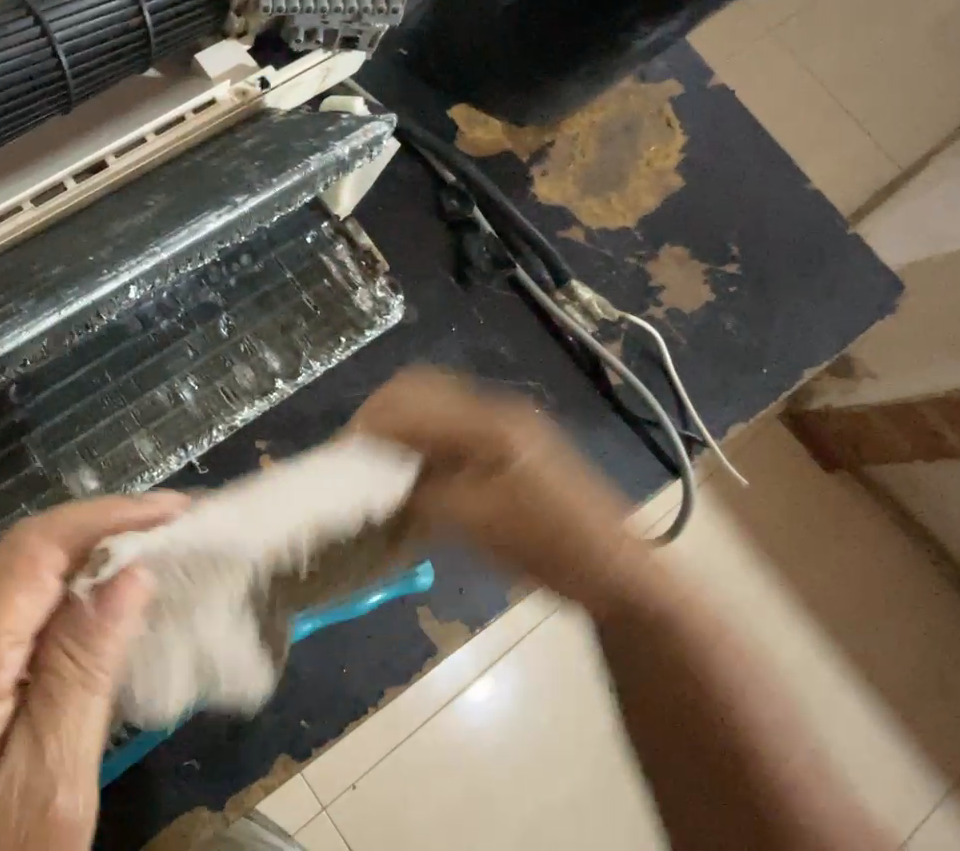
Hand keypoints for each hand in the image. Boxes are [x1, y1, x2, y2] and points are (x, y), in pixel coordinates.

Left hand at [0, 493, 186, 850]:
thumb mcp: (53, 781)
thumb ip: (82, 670)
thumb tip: (129, 573)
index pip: (30, 554)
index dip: (104, 519)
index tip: (175, 510)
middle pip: (25, 553)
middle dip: (105, 527)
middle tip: (181, 523)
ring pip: (26, 568)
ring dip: (93, 550)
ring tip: (161, 542)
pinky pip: (21, 598)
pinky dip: (73, 584)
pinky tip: (115, 585)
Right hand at [351, 367, 654, 613]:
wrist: (621, 573)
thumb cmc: (550, 550)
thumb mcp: (477, 525)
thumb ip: (421, 495)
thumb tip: (375, 484)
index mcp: (487, 426)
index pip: (406, 406)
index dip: (366, 427)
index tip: (339, 457)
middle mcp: (495, 411)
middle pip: (416, 386)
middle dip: (378, 414)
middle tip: (354, 453)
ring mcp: (505, 423)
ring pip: (432, 400)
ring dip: (398, 422)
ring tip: (377, 460)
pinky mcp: (509, 441)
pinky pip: (449, 421)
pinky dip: (420, 435)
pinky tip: (412, 469)